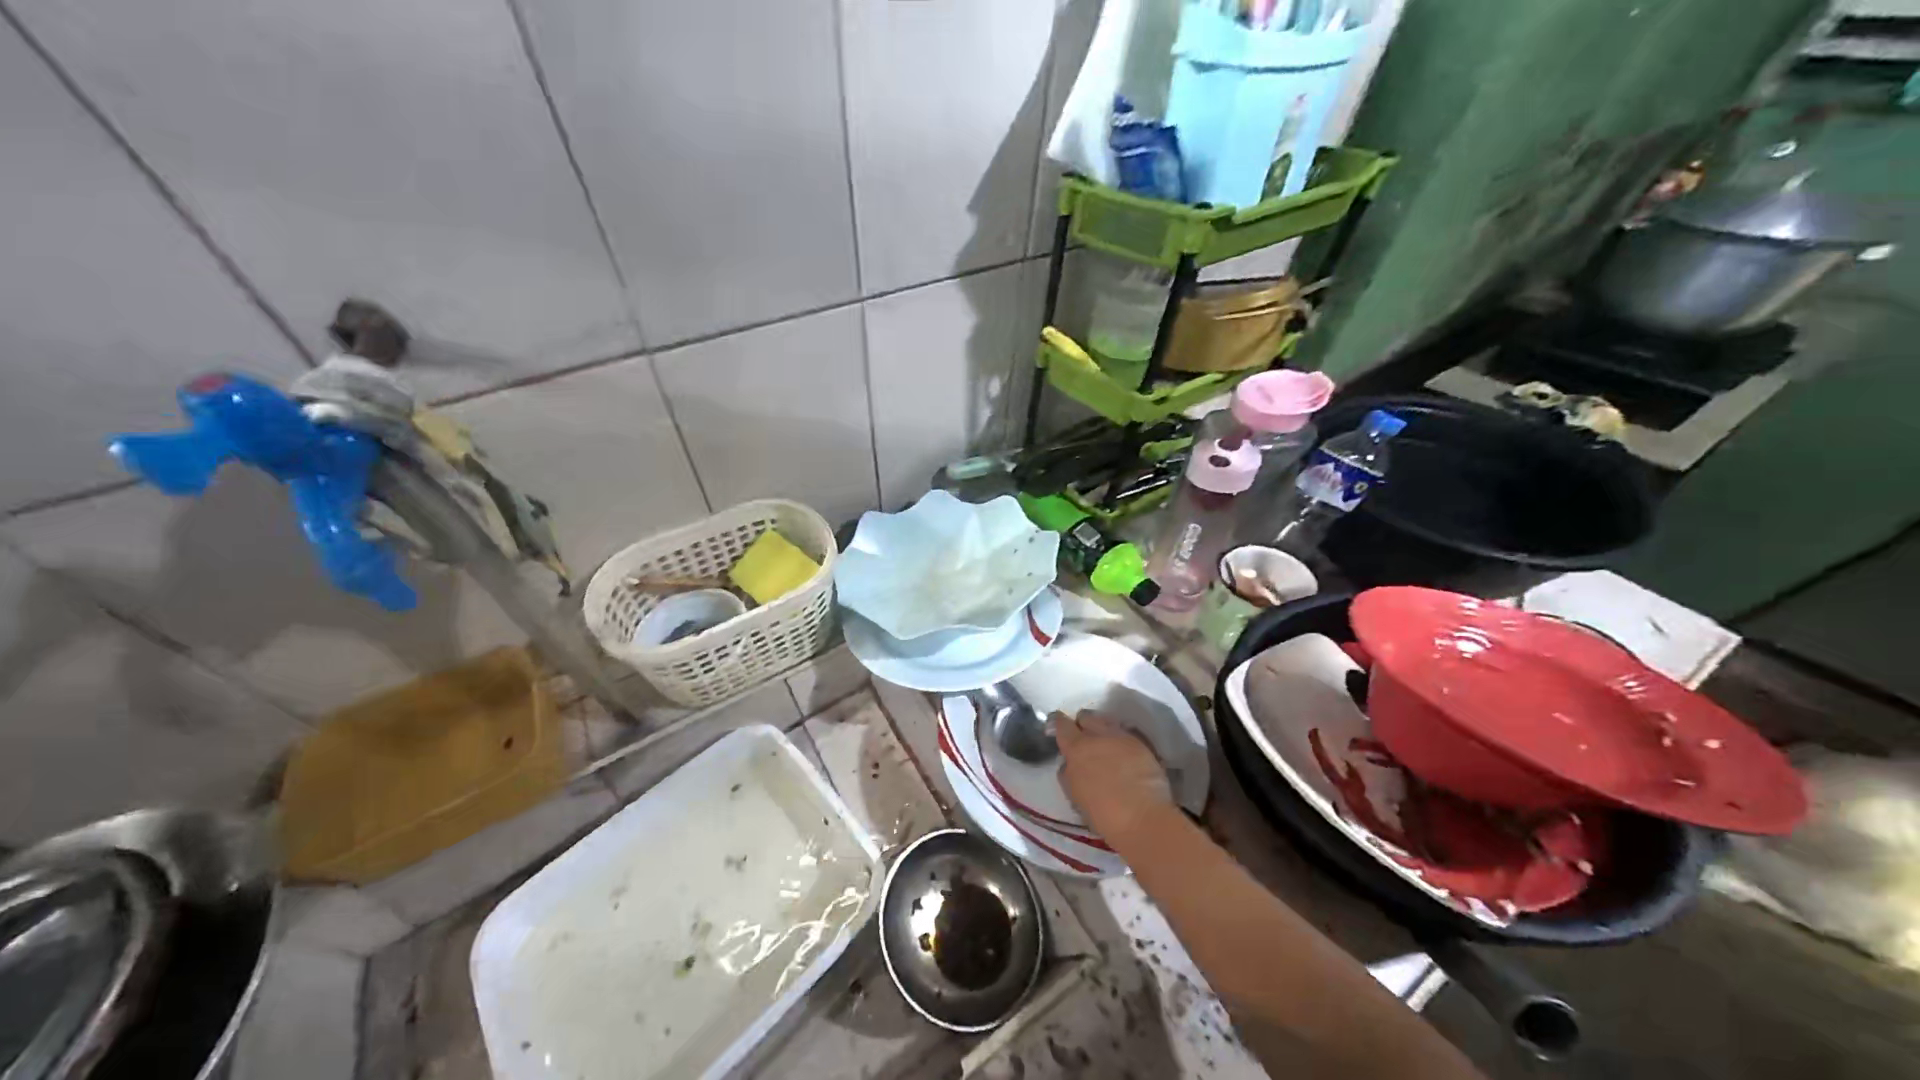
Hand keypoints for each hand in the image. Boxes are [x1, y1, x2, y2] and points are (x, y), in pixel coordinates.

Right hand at [1054, 710, 1174, 841]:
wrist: (1144, 819)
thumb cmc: (1103, 814)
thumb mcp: (1074, 795)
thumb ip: (1068, 774)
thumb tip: (1069, 764)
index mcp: (1077, 749)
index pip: (1062, 724)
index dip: (1058, 723)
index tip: (1058, 728)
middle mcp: (1098, 736)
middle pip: (1086, 716)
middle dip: (1082, 724)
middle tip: (1083, 739)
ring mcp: (1123, 738)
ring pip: (1107, 722)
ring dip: (1102, 730)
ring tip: (1104, 745)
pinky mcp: (1142, 745)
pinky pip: (1126, 734)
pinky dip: (1120, 741)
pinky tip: (1123, 754)